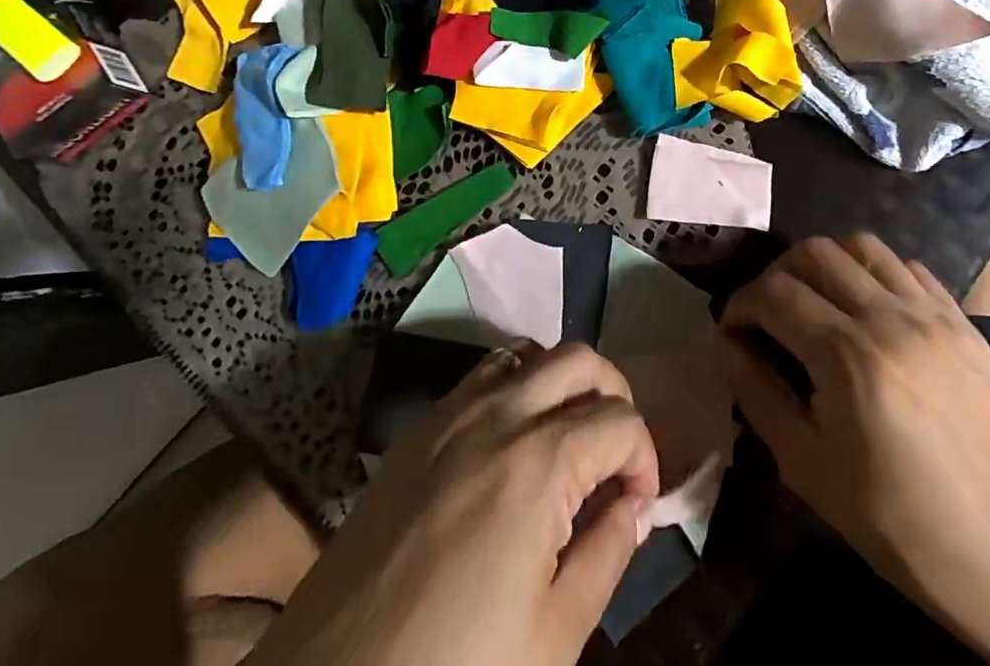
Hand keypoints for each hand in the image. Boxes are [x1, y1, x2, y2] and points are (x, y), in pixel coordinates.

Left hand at [246, 342, 659, 665]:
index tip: (637, 504)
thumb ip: (608, 549)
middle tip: (615, 455)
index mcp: (538, 461)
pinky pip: (479, 377)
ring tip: (568, 439)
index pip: (621, 421)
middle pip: (578, 359)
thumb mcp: (557, 626)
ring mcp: (449, 412)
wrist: (343, 663)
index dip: (645, 460)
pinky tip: (514, 441)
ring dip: (561, 382)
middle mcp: (495, 414)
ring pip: (525, 354)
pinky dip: (514, 387)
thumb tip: (635, 503)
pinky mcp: (418, 426)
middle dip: (614, 395)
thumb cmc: (461, 654)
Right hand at [724, 235, 989, 665]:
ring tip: (815, 302)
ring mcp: (936, 318)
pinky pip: (909, 268)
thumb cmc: (885, 509)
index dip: (739, 305)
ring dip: (825, 265)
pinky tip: (865, 310)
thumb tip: (725, 342)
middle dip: (775, 275)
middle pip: (814, 253)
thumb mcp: (798, 457)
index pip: (772, 292)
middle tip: (769, 312)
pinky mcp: (964, 326)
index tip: (733, 332)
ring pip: (863, 246)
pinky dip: (874, 274)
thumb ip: (753, 387)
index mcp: (849, 356)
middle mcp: (893, 321)